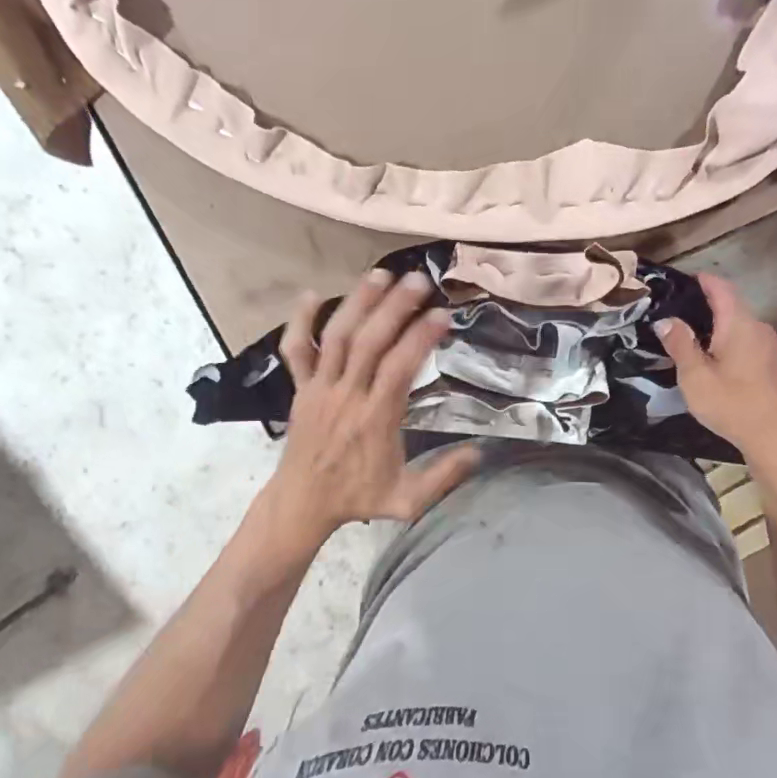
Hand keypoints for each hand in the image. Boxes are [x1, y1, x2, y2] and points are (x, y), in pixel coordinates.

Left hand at [262, 269, 479, 542]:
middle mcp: (346, 396)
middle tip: (419, 281)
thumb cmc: (357, 497)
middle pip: (369, 342)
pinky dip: (300, 322)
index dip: (420, 338)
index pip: (399, 369)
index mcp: (375, 419)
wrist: (302, 503)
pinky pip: (296, 351)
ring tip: (381, 275)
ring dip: (358, 303)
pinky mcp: (300, 388)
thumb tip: (481, 451)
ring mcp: (319, 388)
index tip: (442, 315)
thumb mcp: (407, 500)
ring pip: (337, 337)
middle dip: (394, 307)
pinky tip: (312, 295)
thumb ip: (444, 476)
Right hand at [654, 272, 776, 481]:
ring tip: (694, 341)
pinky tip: (718, 363)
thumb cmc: (732, 404)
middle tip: (678, 316)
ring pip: (742, 327)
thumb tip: (666, 319)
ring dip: (719, 328)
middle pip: (732, 307)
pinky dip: (732, 344)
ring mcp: (773, 347)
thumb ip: (680, 344)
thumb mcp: (695, 376)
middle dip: (707, 306)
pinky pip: (750, 344)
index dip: (703, 280)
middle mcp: (760, 328)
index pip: (722, 288)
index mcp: (739, 325)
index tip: (683, 280)